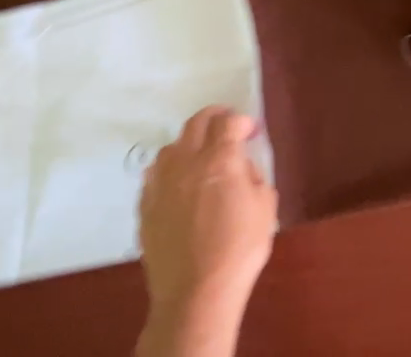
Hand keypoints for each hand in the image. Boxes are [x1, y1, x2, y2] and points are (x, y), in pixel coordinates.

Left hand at [137, 106, 276, 356]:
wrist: (197, 292)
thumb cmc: (240, 247)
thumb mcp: (265, 205)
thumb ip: (254, 176)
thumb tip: (241, 166)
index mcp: (220, 160)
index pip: (229, 122)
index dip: (243, 121)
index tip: (252, 130)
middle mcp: (186, 164)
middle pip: (196, 123)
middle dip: (215, 117)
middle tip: (227, 126)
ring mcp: (161, 185)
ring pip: (170, 147)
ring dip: (188, 143)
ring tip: (200, 156)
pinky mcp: (145, 208)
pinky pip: (154, 176)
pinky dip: (169, 170)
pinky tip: (178, 184)